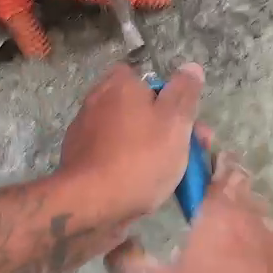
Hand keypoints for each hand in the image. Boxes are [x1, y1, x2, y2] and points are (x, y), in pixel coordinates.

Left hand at [57, 62, 205, 220]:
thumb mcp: (174, 121)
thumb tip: (190, 67)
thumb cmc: (140, 158)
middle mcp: (97, 103)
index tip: (186, 121)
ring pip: (128, 136)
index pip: (147, 79)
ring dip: (149, 150)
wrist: (92, 204)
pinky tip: (143, 186)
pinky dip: (128, 167)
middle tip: (192, 152)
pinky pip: (113, 158)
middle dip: (167, 129)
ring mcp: (84, 134)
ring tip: (173, 176)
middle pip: (139, 110)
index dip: (169, 98)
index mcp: (118, 86)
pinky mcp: (80, 163)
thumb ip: (184, 92)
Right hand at [105, 146, 272, 272]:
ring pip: (264, 226)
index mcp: (222, 215)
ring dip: (246, 229)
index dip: (211, 157)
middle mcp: (259, 224)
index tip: (201, 151)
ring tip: (224, 254)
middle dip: (227, 190)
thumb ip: (124, 261)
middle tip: (204, 207)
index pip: (222, 168)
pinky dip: (265, 261)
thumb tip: (115, 243)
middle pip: (246, 192)